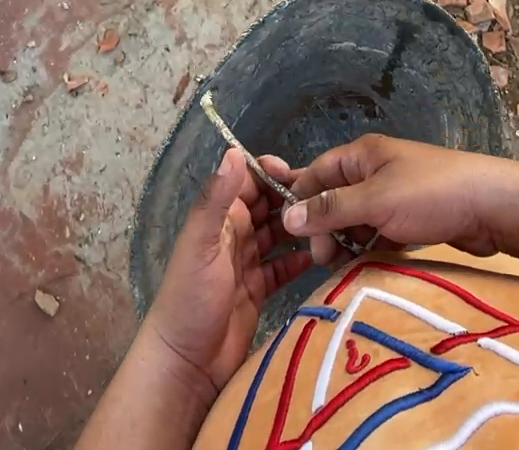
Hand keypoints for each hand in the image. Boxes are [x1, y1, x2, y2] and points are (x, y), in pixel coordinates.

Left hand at [143, 149, 313, 401]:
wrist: (187, 365)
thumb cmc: (191, 298)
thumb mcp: (201, 244)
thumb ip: (216, 200)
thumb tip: (235, 152)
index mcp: (219, 218)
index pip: (249, 182)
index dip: (273, 173)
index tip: (304, 174)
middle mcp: (235, 235)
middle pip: (269, 206)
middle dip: (294, 199)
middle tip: (328, 200)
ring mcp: (248, 263)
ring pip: (280, 234)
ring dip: (301, 228)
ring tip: (331, 226)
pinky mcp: (260, 290)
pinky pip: (285, 267)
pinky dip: (302, 260)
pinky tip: (325, 257)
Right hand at [282, 135, 518, 265]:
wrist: (491, 207)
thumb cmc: (429, 194)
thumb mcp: (375, 200)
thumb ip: (331, 209)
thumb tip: (287, 217)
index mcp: (363, 154)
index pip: (317, 172)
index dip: (301, 200)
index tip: (290, 235)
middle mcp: (375, 170)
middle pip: (335, 197)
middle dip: (324, 226)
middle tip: (325, 258)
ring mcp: (395, 194)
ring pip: (356, 218)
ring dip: (346, 240)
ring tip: (342, 266)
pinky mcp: (411, 218)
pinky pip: (378, 232)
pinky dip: (369, 247)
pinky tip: (367, 265)